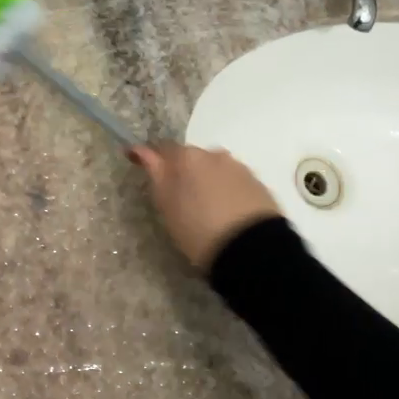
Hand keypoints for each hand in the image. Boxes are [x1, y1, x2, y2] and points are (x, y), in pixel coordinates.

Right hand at [129, 142, 282, 269]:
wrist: (252, 249)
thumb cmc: (199, 230)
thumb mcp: (168, 206)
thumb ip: (155, 173)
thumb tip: (141, 150)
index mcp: (187, 157)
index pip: (164, 149)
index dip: (156, 160)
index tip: (148, 172)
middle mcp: (214, 154)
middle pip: (192, 158)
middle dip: (185, 172)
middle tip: (181, 200)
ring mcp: (238, 167)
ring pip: (215, 169)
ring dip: (207, 181)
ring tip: (207, 209)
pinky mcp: (257, 183)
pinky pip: (234, 181)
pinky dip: (227, 191)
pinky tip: (227, 212)